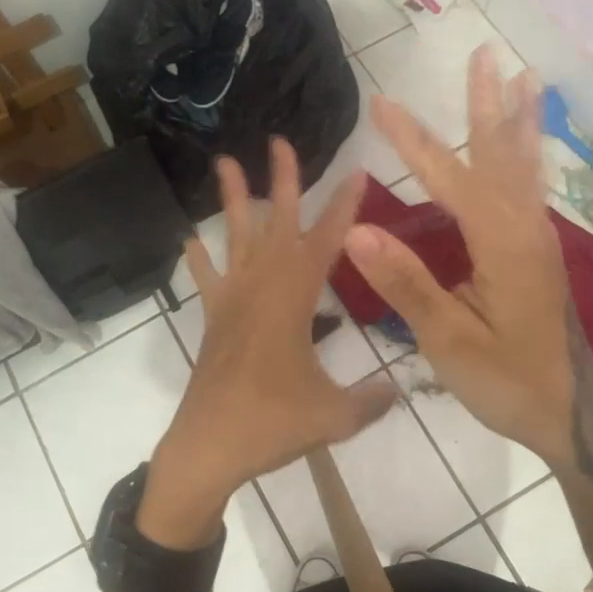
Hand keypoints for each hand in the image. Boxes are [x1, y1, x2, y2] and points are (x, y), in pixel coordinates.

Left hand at [142, 139, 398, 547]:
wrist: (206, 450)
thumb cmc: (270, 426)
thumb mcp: (333, 416)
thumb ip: (370, 399)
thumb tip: (400, 388)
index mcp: (293, 302)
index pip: (326, 244)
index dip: (344, 208)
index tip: (357, 173)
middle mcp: (260, 291)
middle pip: (276, 225)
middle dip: (283, 182)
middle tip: (282, 141)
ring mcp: (231, 305)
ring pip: (236, 241)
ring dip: (232, 201)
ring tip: (223, 162)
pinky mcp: (213, 323)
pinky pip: (206, 281)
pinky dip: (200, 259)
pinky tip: (193, 238)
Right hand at [342, 46, 578, 465]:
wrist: (568, 413)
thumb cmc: (507, 382)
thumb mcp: (450, 342)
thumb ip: (408, 286)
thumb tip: (358, 233)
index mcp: (501, 247)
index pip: (451, 182)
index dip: (414, 142)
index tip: (381, 103)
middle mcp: (526, 231)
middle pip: (502, 157)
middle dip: (488, 106)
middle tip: (486, 55)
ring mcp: (538, 241)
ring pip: (524, 169)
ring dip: (517, 121)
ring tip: (523, 79)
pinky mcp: (539, 255)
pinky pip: (530, 189)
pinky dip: (525, 155)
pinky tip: (523, 149)